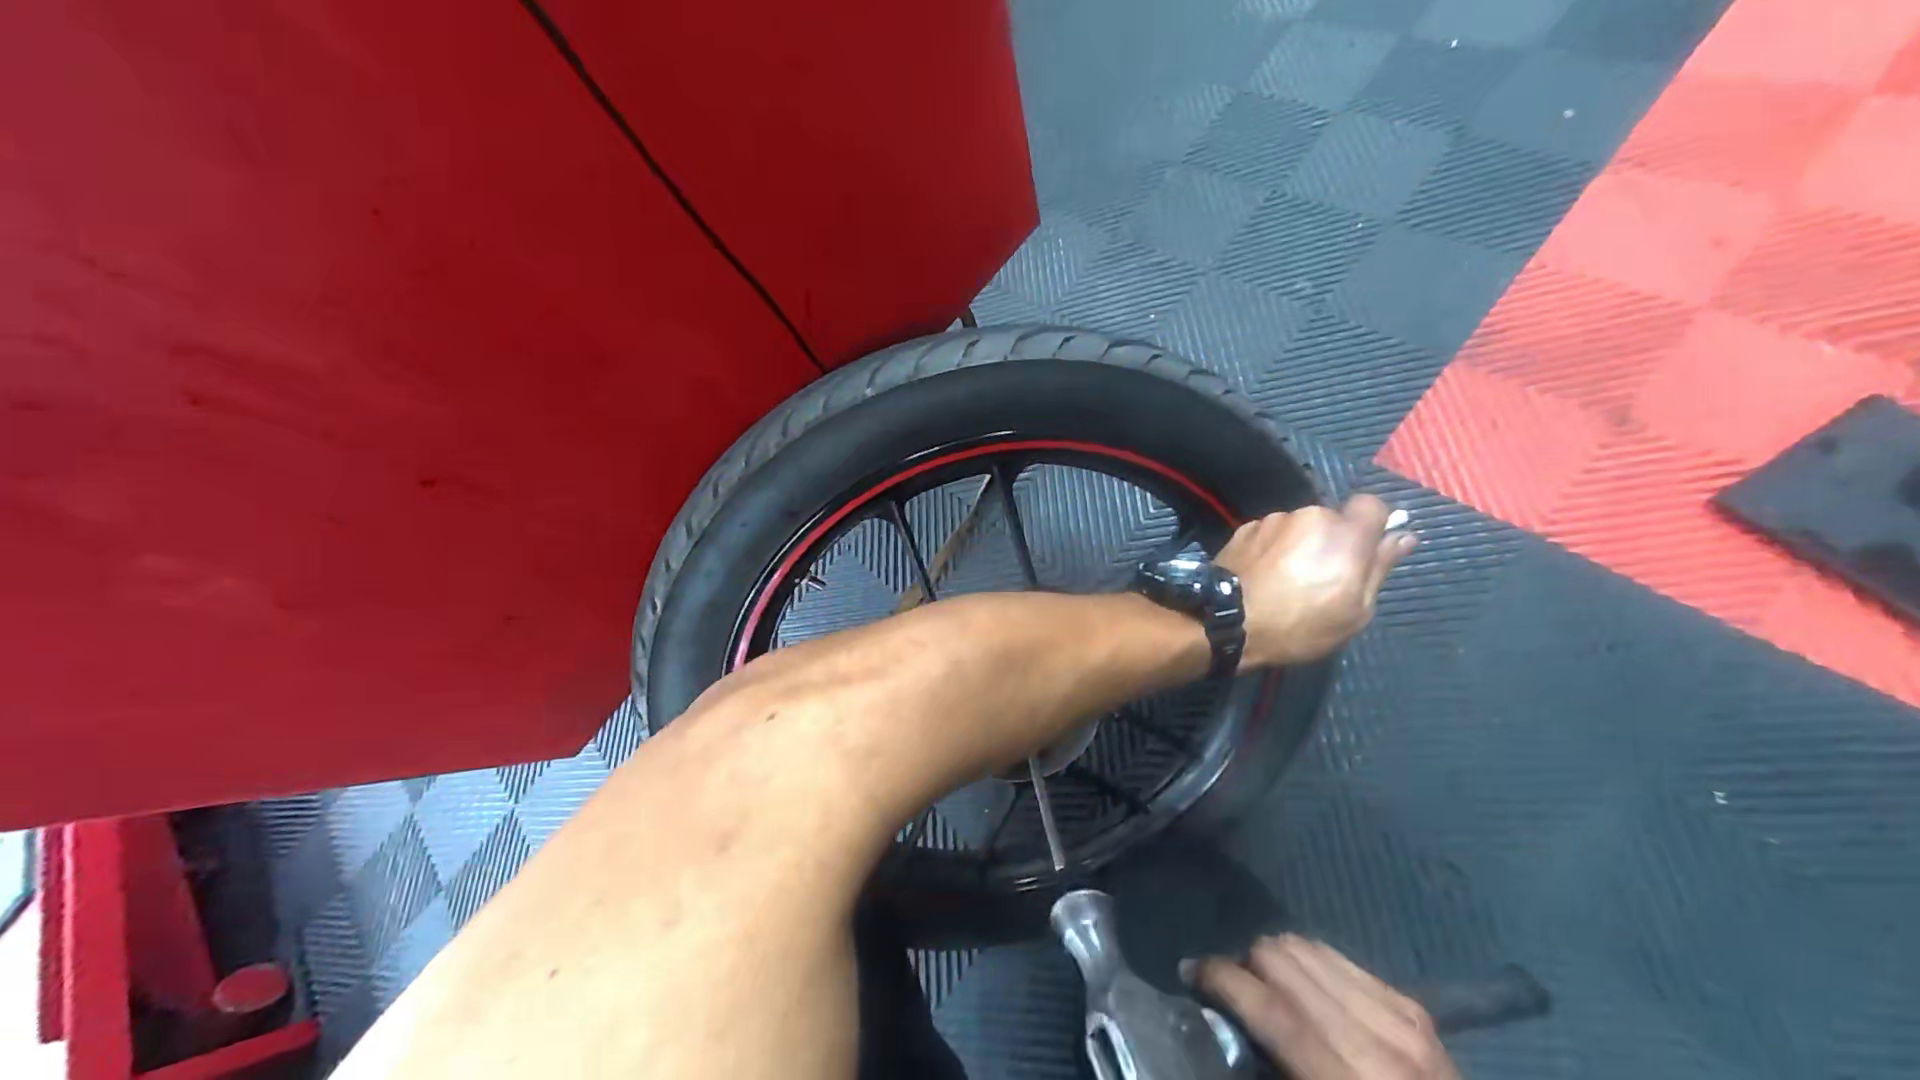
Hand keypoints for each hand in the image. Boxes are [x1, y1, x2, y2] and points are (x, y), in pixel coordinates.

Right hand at [1187, 935, 1460, 1079]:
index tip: (1189, 973)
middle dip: (1244, 964)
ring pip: (1306, 946)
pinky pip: (1338, 957)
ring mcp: (1402, 1018)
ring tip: (1266, 985)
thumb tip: (1222, 1020)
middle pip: (1281, 959)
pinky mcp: (1414, 1007)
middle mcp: (1378, 1040)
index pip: (1271, 1008)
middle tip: (1232, 989)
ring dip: (1275, 959)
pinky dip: (1310, 965)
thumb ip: (1267, 1065)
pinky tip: (1307, 991)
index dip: (1221, 979)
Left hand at [1213, 495, 1414, 668]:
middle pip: (1331, 520)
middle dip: (1331, 542)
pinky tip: (1263, 575)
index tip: (1364, 553)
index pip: (1372, 504)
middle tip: (1321, 579)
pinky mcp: (1244, 528)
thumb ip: (1380, 567)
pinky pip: (1271, 534)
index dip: (1372, 525)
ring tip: (1286, 581)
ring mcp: (1272, 520)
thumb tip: (1404, 537)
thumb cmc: (1299, 624)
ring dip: (1299, 545)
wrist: (1226, 620)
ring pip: (1299, 527)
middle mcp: (1308, 516)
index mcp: (1344, 533)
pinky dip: (1272, 549)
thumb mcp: (1354, 610)